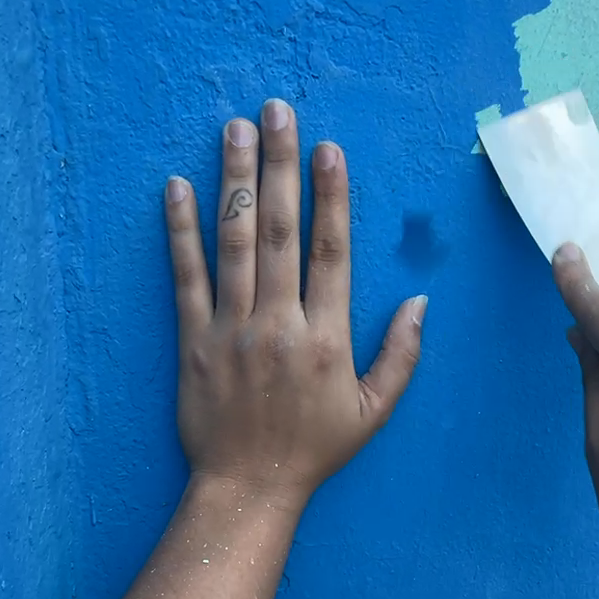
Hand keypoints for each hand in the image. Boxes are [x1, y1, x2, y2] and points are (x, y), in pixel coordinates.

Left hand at [164, 100, 426, 508]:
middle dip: (281, 166)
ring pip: (235, 244)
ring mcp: (233, 330)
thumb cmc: (316, 450)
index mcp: (328, 339)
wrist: (249, 487)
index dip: (332, 196)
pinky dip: (180, 232)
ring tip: (233, 130)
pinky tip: (176, 189)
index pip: (332, 253)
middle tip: (277, 112)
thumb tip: (422, 301)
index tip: (329, 149)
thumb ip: (402, 356)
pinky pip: (186, 278)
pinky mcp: (194, 341)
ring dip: (235, 182)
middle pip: (282, 232)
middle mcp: (280, 324)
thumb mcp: (373, 411)